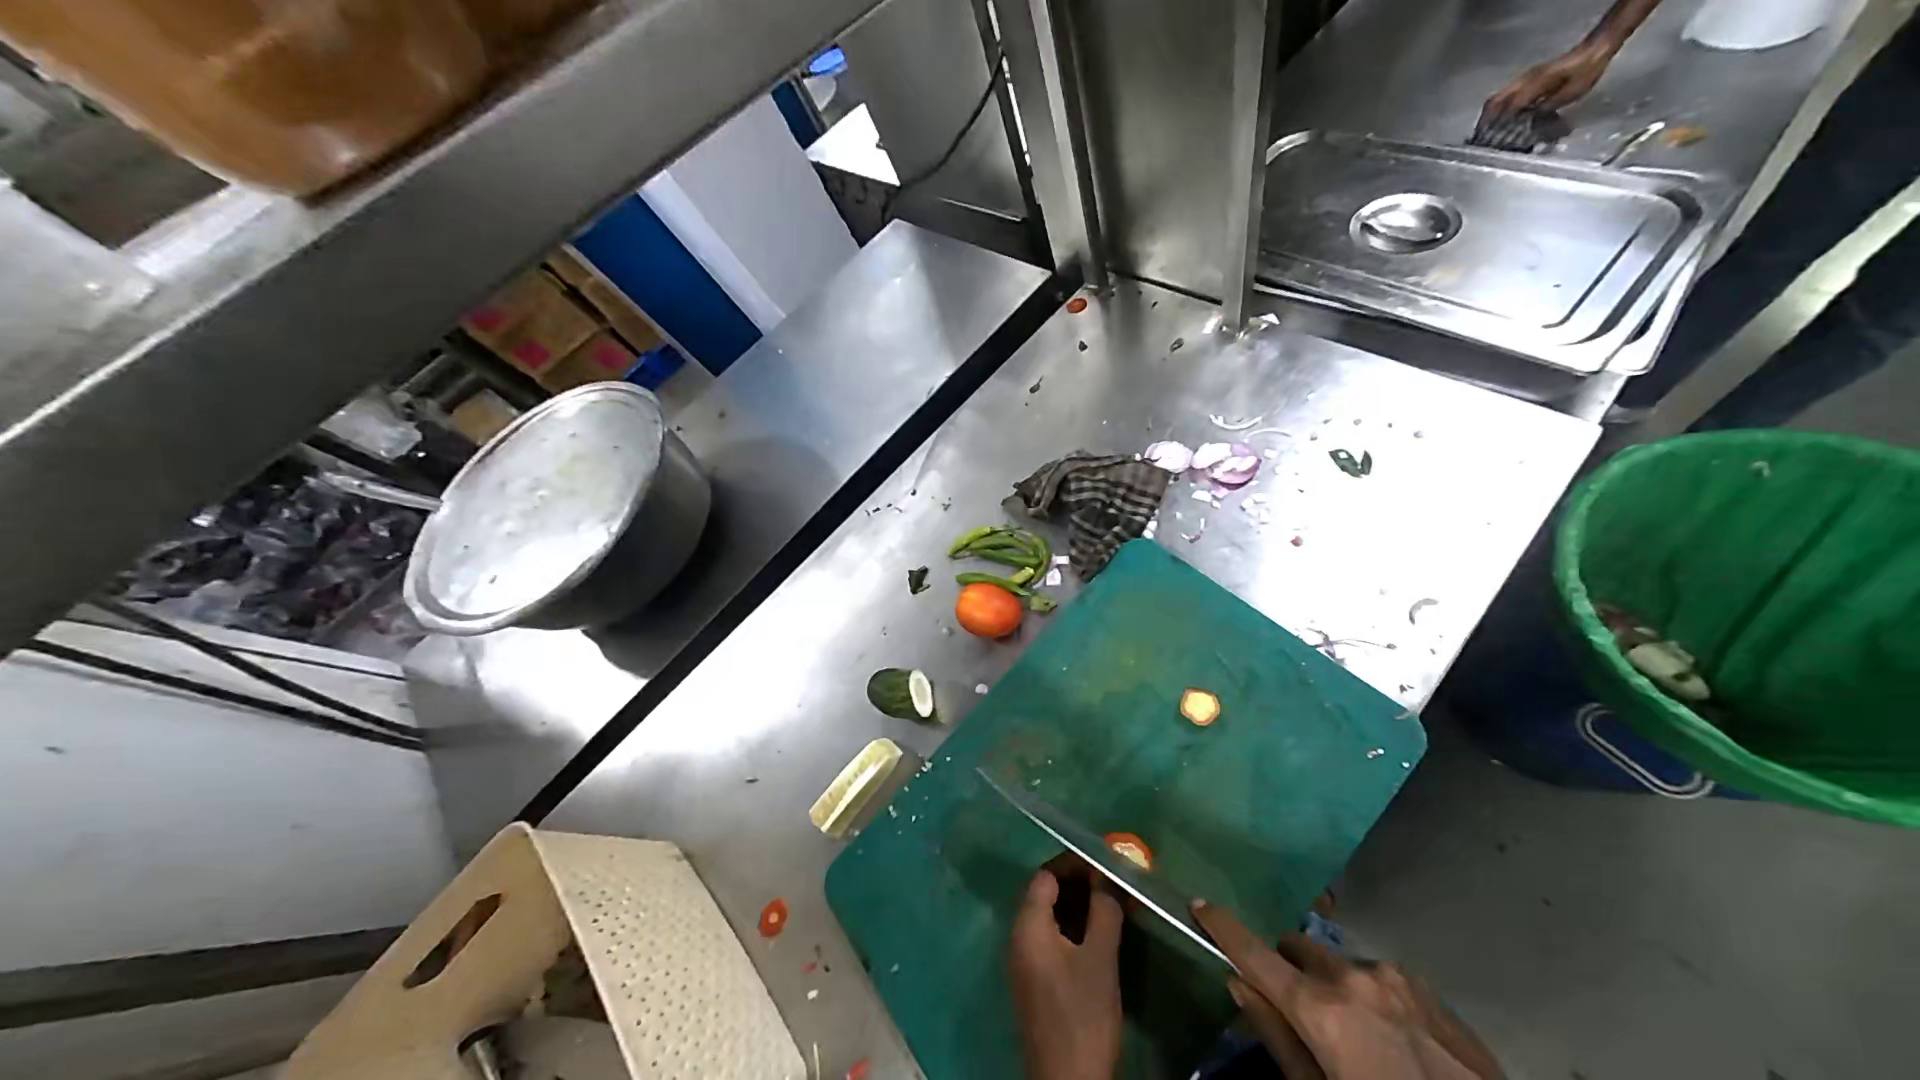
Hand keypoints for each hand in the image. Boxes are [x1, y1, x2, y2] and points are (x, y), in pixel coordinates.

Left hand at [1007, 866, 1123, 1079]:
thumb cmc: (1082, 1014)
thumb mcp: (1100, 957)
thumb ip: (1104, 910)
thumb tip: (1108, 874)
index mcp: (1027, 925)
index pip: (1045, 875)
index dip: (1074, 863)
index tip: (1105, 862)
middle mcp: (1017, 936)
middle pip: (1043, 893)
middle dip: (1077, 882)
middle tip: (1111, 881)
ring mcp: (1023, 959)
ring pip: (1048, 916)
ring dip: (1076, 905)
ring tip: (1111, 902)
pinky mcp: (1033, 978)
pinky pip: (1049, 937)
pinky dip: (1071, 927)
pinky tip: (1098, 932)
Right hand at [1193, 901, 1503, 1079]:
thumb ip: (1277, 1038)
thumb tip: (1239, 985)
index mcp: (1322, 1008)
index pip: (1255, 954)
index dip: (1222, 928)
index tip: (1199, 904)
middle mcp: (1355, 977)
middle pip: (1298, 950)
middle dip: (1290, 971)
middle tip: (1300, 1012)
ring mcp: (1399, 981)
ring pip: (1342, 965)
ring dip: (1335, 986)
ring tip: (1358, 1036)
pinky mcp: (1433, 994)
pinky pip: (1384, 980)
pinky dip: (1373, 997)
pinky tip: (1395, 1040)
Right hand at [1480, 43, 1614, 124]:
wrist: (1596, 49)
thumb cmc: (1586, 71)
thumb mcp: (1570, 93)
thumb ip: (1546, 108)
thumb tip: (1528, 121)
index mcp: (1533, 84)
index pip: (1507, 108)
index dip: (1498, 126)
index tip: (1490, 140)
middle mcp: (1524, 81)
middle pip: (1494, 102)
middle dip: (1485, 121)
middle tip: (1481, 137)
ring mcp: (1525, 78)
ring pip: (1497, 98)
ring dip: (1489, 115)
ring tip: (1487, 130)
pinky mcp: (1529, 79)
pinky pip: (1505, 95)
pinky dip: (1499, 108)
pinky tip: (1502, 118)